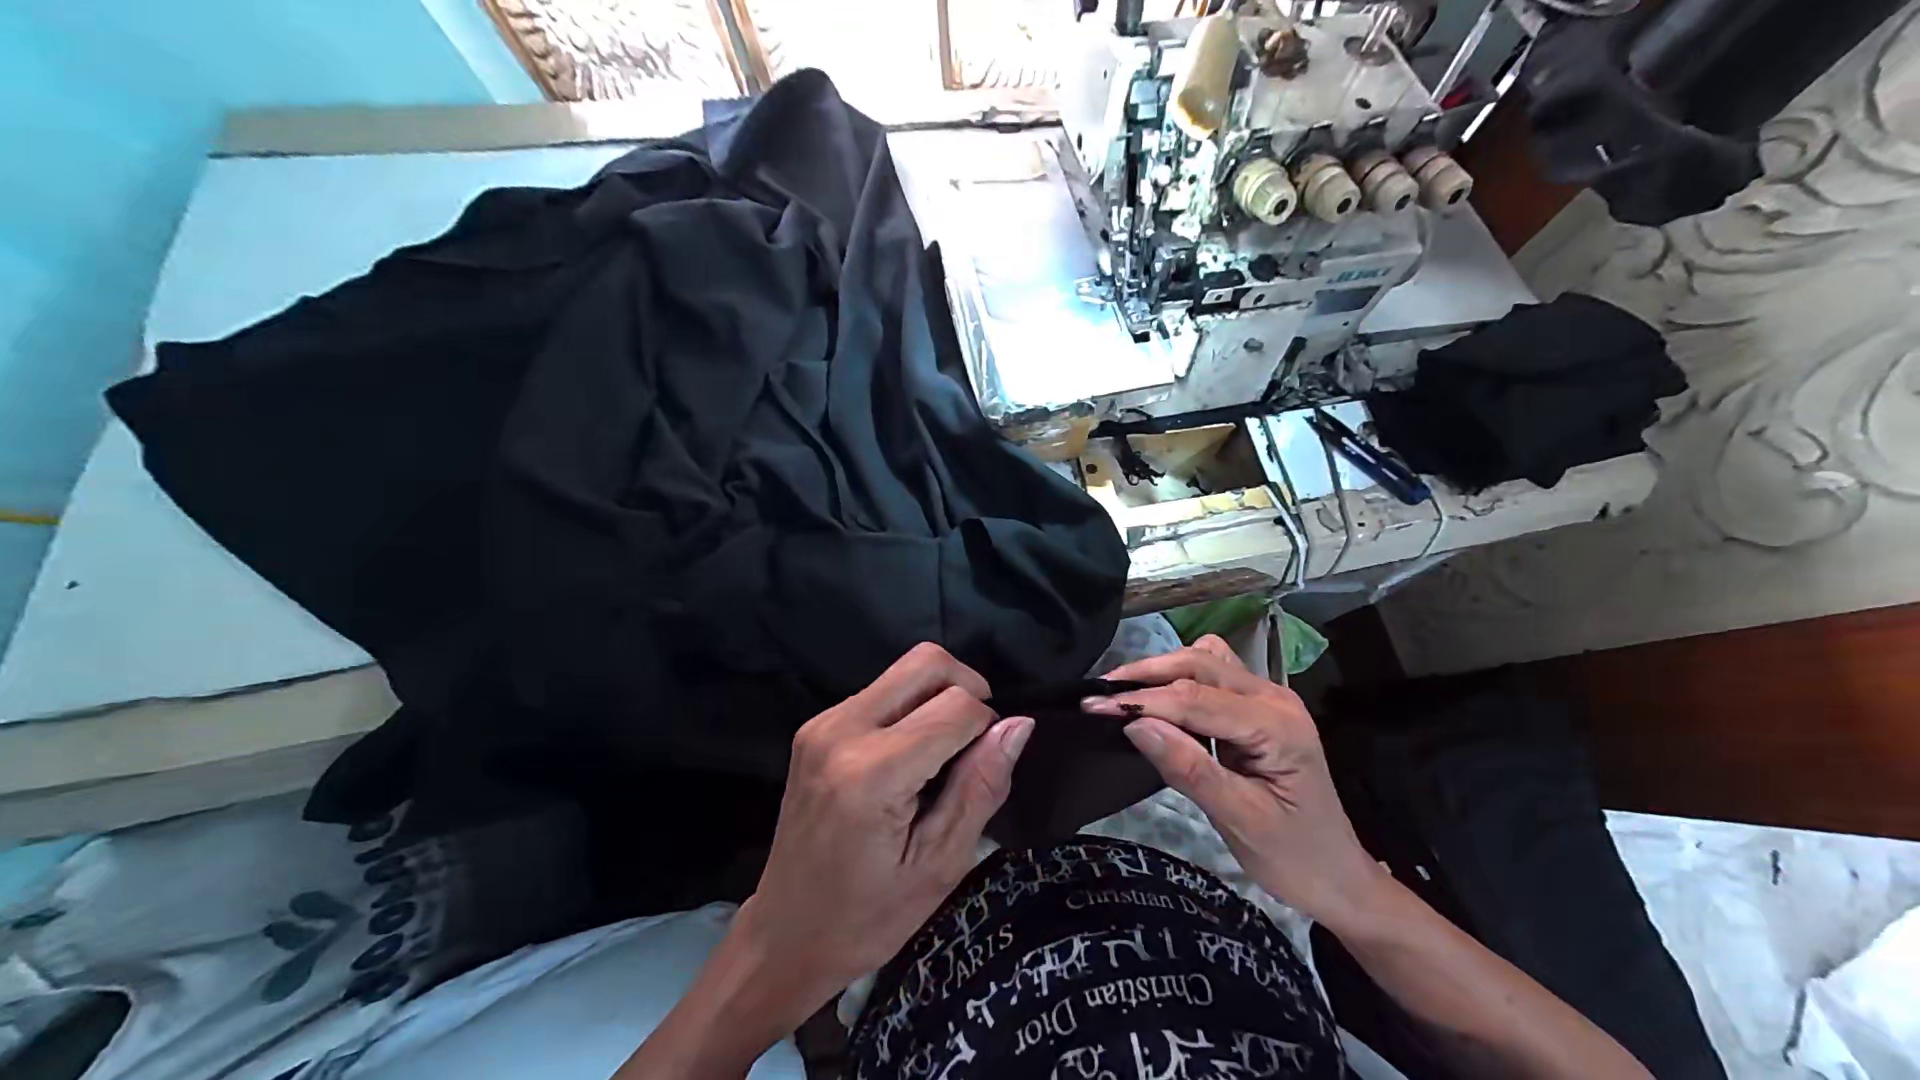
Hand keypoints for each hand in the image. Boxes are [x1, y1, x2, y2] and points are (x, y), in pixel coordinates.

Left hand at [737, 642, 1033, 997]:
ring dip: (937, 699)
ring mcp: (823, 722)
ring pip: (904, 670)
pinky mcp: (815, 726)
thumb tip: (1019, 724)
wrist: (785, 933)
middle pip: (927, 662)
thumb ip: (981, 786)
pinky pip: (881, 691)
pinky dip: (910, 710)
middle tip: (973, 744)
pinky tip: (908, 760)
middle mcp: (842, 729)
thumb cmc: (867, 916)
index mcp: (872, 771)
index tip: (982, 770)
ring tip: (939, 759)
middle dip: (967, 689)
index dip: (988, 729)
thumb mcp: (939, 864)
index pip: (958, 705)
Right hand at [1086, 635, 1387, 929]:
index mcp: (1277, 726)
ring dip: (1159, 670)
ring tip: (1119, 692)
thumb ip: (1189, 768)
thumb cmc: (1293, 857)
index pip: (1194, 700)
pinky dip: (1178, 676)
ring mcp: (1268, 697)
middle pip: (1198, 664)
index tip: (1093, 706)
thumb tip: (1135, 724)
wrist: (1338, 877)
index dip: (1141, 700)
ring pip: (1203, 662)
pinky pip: (1212, 673)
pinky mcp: (1258, 705)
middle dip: (1145, 675)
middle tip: (1098, 694)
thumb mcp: (1239, 819)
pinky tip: (1159, 694)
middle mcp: (1274, 698)